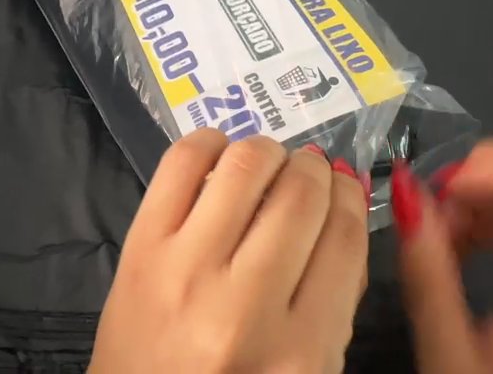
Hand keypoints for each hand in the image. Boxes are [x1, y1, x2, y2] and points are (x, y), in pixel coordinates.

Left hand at [91, 130, 370, 373]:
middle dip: (314, 170)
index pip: (343, 239)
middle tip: (309, 171)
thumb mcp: (308, 368)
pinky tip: (221, 155)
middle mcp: (243, 305)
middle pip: (300, 196)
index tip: (346, 184)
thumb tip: (348, 198)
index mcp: (298, 352)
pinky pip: (183, 160)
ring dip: (268, 151)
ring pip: (246, 165)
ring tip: (269, 162)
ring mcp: (185, 266)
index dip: (351, 197)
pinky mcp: (141, 241)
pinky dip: (211, 141)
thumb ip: (337, 292)